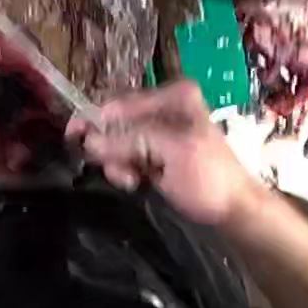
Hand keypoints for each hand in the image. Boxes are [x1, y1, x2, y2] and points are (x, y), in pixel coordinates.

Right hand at [68, 81, 266, 225]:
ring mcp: (159, 130)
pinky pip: (125, 155)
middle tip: (118, 171)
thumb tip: (89, 140)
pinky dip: (125, 169)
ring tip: (132, 180)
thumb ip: (129, 141)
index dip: (95, 118)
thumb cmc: (209, 177)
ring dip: (118, 162)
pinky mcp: (155, 152)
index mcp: (174, 96)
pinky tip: (137, 182)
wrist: (234, 211)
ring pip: (117, 141)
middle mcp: (164, 107)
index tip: (72, 135)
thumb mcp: (171, 152)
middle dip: (110, 148)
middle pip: (116, 122)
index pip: (122, 102)